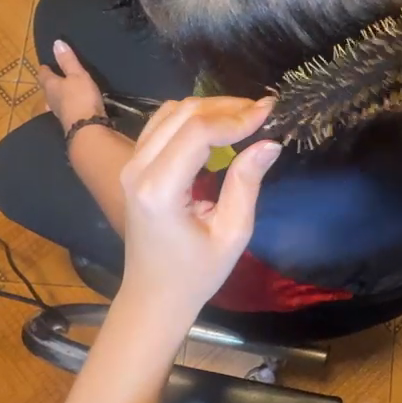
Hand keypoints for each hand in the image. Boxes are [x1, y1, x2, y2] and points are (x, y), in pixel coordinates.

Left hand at [42, 40, 103, 132]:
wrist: (87, 128)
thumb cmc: (80, 98)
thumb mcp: (77, 75)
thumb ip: (68, 61)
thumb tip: (56, 43)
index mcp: (51, 85)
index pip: (43, 75)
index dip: (45, 68)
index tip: (45, 64)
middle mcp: (51, 99)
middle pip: (48, 89)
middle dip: (50, 83)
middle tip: (54, 77)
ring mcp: (59, 112)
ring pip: (55, 101)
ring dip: (58, 96)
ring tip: (64, 92)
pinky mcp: (70, 122)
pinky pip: (66, 110)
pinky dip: (68, 106)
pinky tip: (72, 107)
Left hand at [116, 97, 281, 318]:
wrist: (154, 295)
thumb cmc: (196, 274)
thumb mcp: (232, 233)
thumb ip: (246, 183)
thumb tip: (270, 143)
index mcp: (160, 190)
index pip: (197, 132)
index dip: (235, 118)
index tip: (270, 114)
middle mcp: (138, 169)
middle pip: (183, 113)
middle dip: (226, 107)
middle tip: (263, 113)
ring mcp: (131, 165)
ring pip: (170, 112)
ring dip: (210, 109)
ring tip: (246, 118)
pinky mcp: (134, 165)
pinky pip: (162, 124)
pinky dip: (193, 118)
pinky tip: (220, 128)